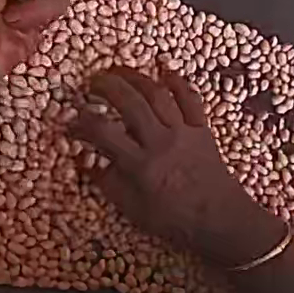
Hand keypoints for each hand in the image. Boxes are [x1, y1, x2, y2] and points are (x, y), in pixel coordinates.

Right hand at [70, 67, 288, 266]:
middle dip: (106, 86)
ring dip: (135, 77)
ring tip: (118, 71)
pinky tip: (163, 71)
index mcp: (141, 165)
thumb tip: (85, 161)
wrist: (222, 220)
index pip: (103, 132)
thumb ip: (109, 184)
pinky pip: (190, 99)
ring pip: (156, 94)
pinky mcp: (202, 130)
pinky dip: (177, 82)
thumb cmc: (176, 221)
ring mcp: (183, 132)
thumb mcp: (135, 210)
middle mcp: (161, 142)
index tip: (71, 121)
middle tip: (91, 82)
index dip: (82, 122)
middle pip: (129, 102)